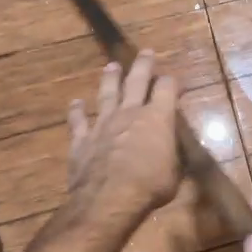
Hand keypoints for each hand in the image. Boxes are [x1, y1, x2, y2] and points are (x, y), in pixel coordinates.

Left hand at [65, 52, 182, 228]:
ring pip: (107, 94)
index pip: (167, 89)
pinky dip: (76, 111)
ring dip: (110, 79)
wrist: (108, 200)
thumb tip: (175, 153)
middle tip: (146, 52)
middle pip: (137, 81)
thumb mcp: (175, 173)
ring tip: (111, 66)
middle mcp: (130, 113)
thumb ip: (174, 157)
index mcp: (158, 118)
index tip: (175, 80)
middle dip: (143, 65)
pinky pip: (78, 121)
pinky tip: (75, 103)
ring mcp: (103, 124)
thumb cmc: (150, 186)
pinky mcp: (82, 140)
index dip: (172, 82)